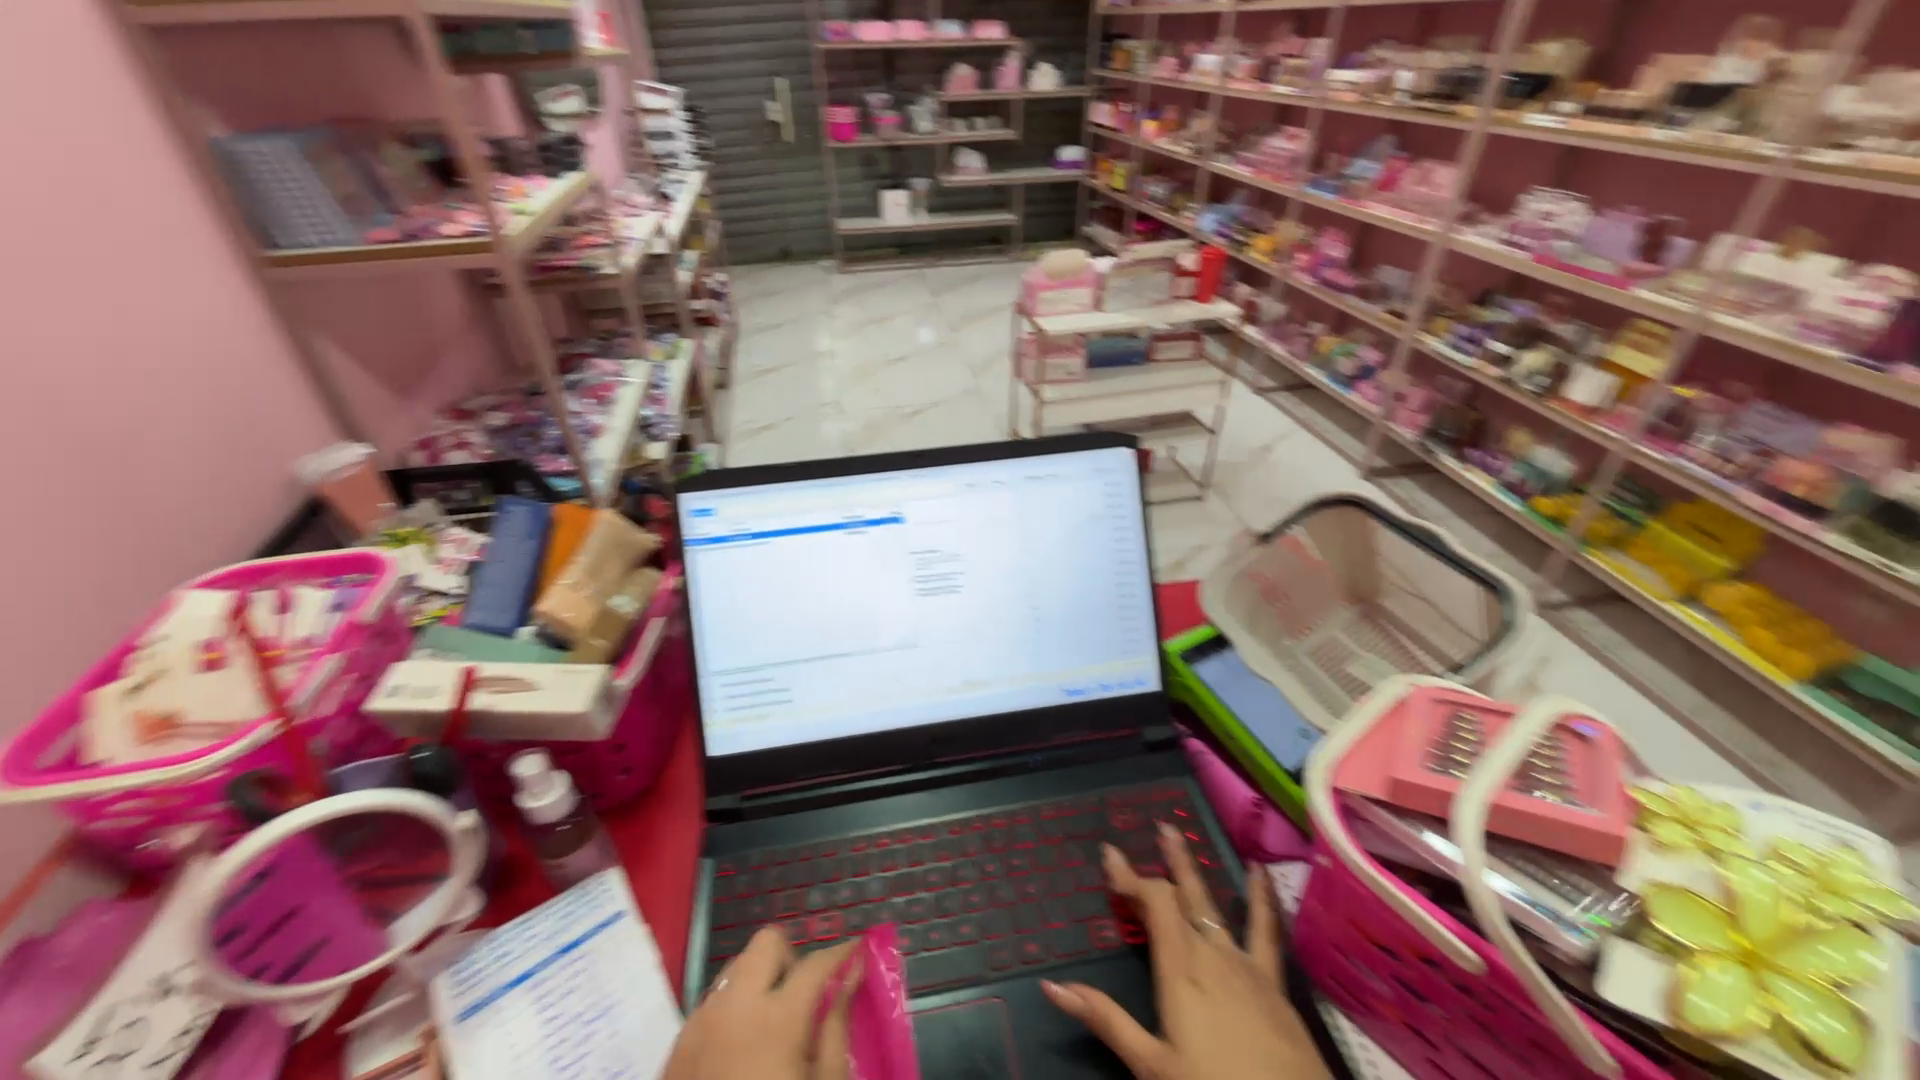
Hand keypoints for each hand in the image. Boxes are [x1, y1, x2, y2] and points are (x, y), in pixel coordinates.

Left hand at [664, 928, 860, 1079]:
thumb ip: (836, 1024)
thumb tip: (851, 973)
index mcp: (775, 1018)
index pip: (816, 963)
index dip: (842, 953)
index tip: (857, 953)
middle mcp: (733, 1006)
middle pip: (767, 943)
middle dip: (793, 959)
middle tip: (807, 996)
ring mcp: (700, 1022)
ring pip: (736, 968)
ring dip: (761, 980)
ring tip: (774, 1024)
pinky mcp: (678, 1044)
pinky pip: (713, 1000)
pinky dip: (735, 1007)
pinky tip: (744, 1048)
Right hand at [1041, 824, 1328, 1079]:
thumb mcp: (1151, 1063)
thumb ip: (1105, 1019)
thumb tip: (1052, 986)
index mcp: (1180, 968)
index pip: (1153, 904)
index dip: (1129, 877)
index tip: (1109, 856)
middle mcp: (1212, 953)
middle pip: (1185, 896)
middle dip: (1168, 861)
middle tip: (1159, 826)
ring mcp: (1246, 964)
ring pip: (1217, 904)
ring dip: (1199, 869)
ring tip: (1190, 838)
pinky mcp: (1272, 980)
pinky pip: (1265, 929)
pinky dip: (1261, 897)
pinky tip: (1261, 873)